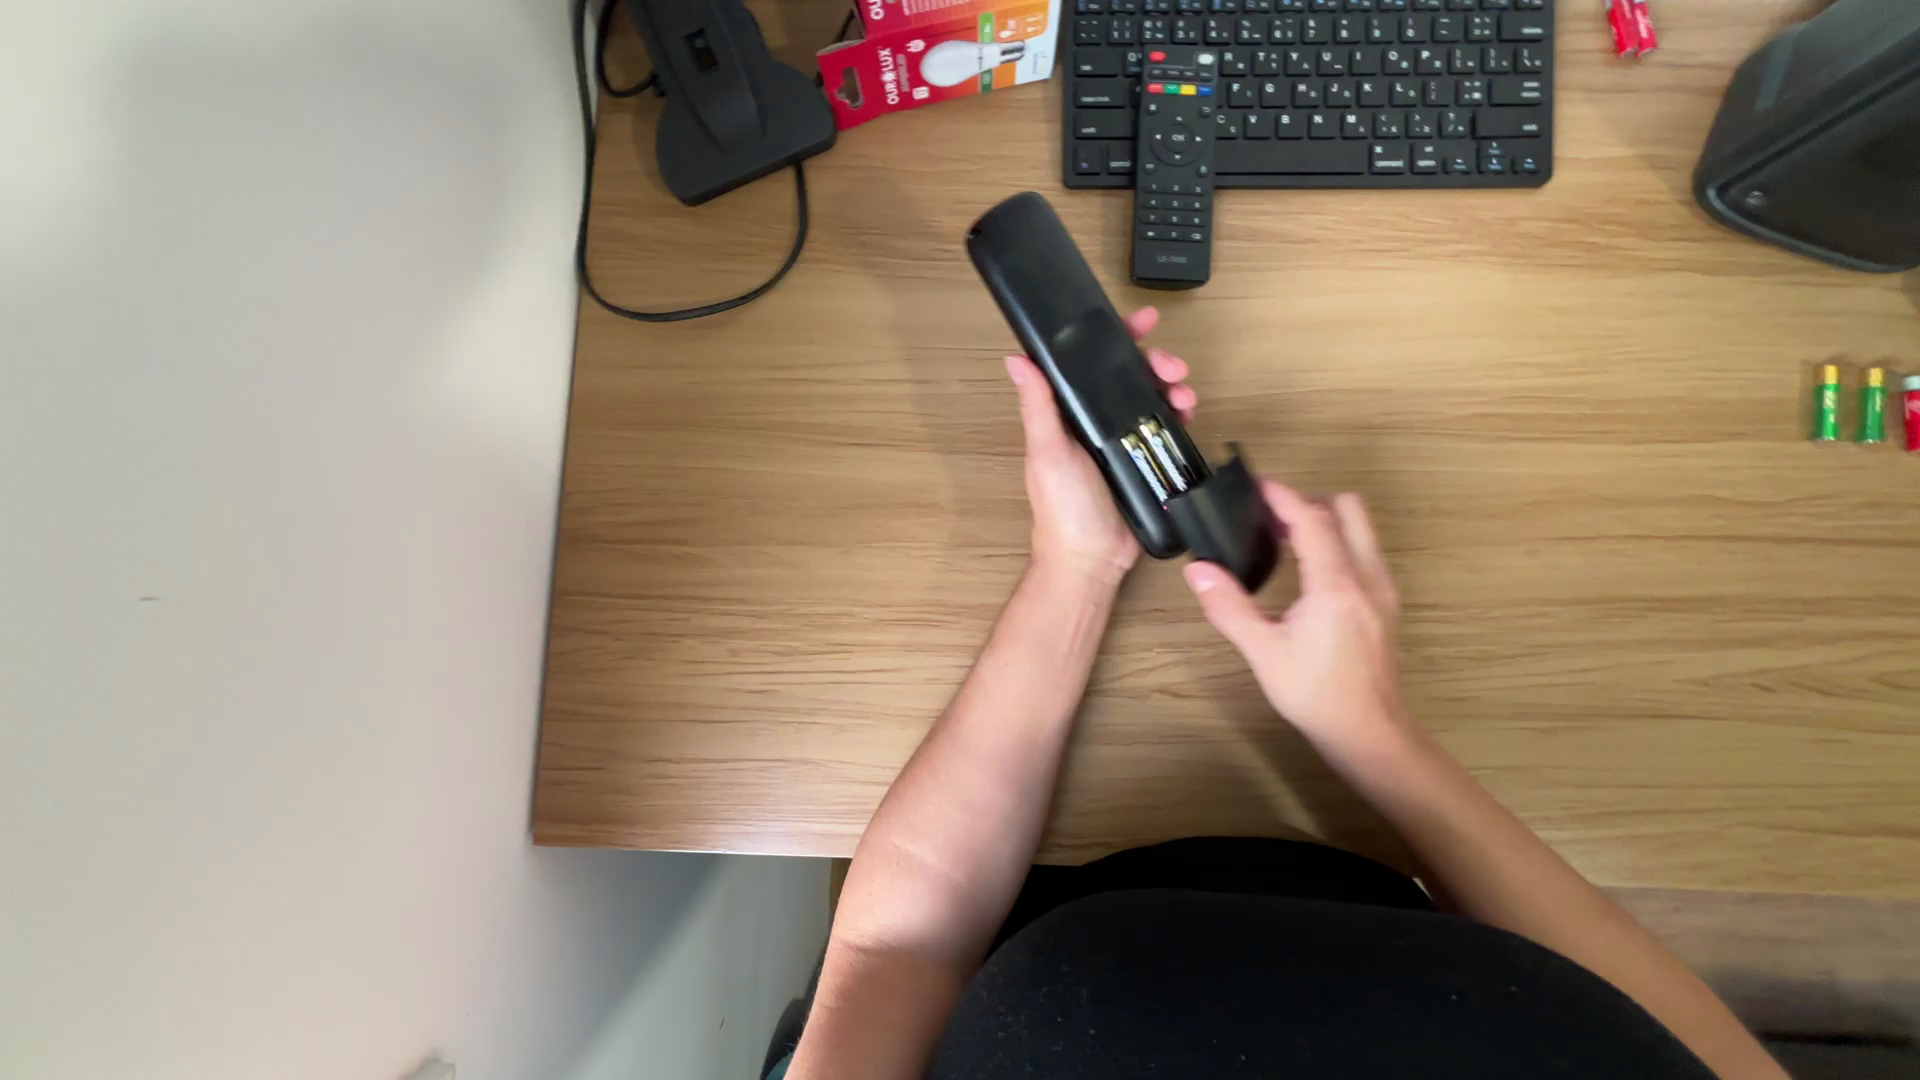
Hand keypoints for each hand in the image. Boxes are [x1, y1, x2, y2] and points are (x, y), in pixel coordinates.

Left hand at [1005, 306, 1196, 587]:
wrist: (1092, 558)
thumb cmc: (1062, 508)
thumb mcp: (1047, 452)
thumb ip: (1038, 407)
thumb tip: (1016, 361)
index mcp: (1069, 415)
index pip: (1090, 366)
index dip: (1114, 340)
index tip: (1140, 322)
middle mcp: (1095, 423)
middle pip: (1129, 378)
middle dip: (1155, 363)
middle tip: (1173, 365)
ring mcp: (1122, 442)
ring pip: (1152, 399)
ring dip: (1172, 386)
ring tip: (1185, 392)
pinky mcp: (1145, 461)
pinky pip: (1166, 429)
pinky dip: (1180, 416)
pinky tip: (1189, 414)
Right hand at [1181, 481, 1407, 748]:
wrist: (1370, 732)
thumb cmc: (1315, 694)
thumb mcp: (1263, 652)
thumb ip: (1229, 607)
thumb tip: (1198, 570)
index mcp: (1336, 585)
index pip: (1313, 519)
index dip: (1283, 495)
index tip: (1255, 485)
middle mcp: (1367, 577)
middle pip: (1348, 509)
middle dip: (1309, 501)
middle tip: (1270, 516)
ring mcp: (1382, 588)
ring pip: (1360, 528)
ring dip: (1324, 520)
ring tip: (1282, 536)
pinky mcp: (1385, 602)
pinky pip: (1363, 550)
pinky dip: (1335, 541)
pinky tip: (1306, 569)